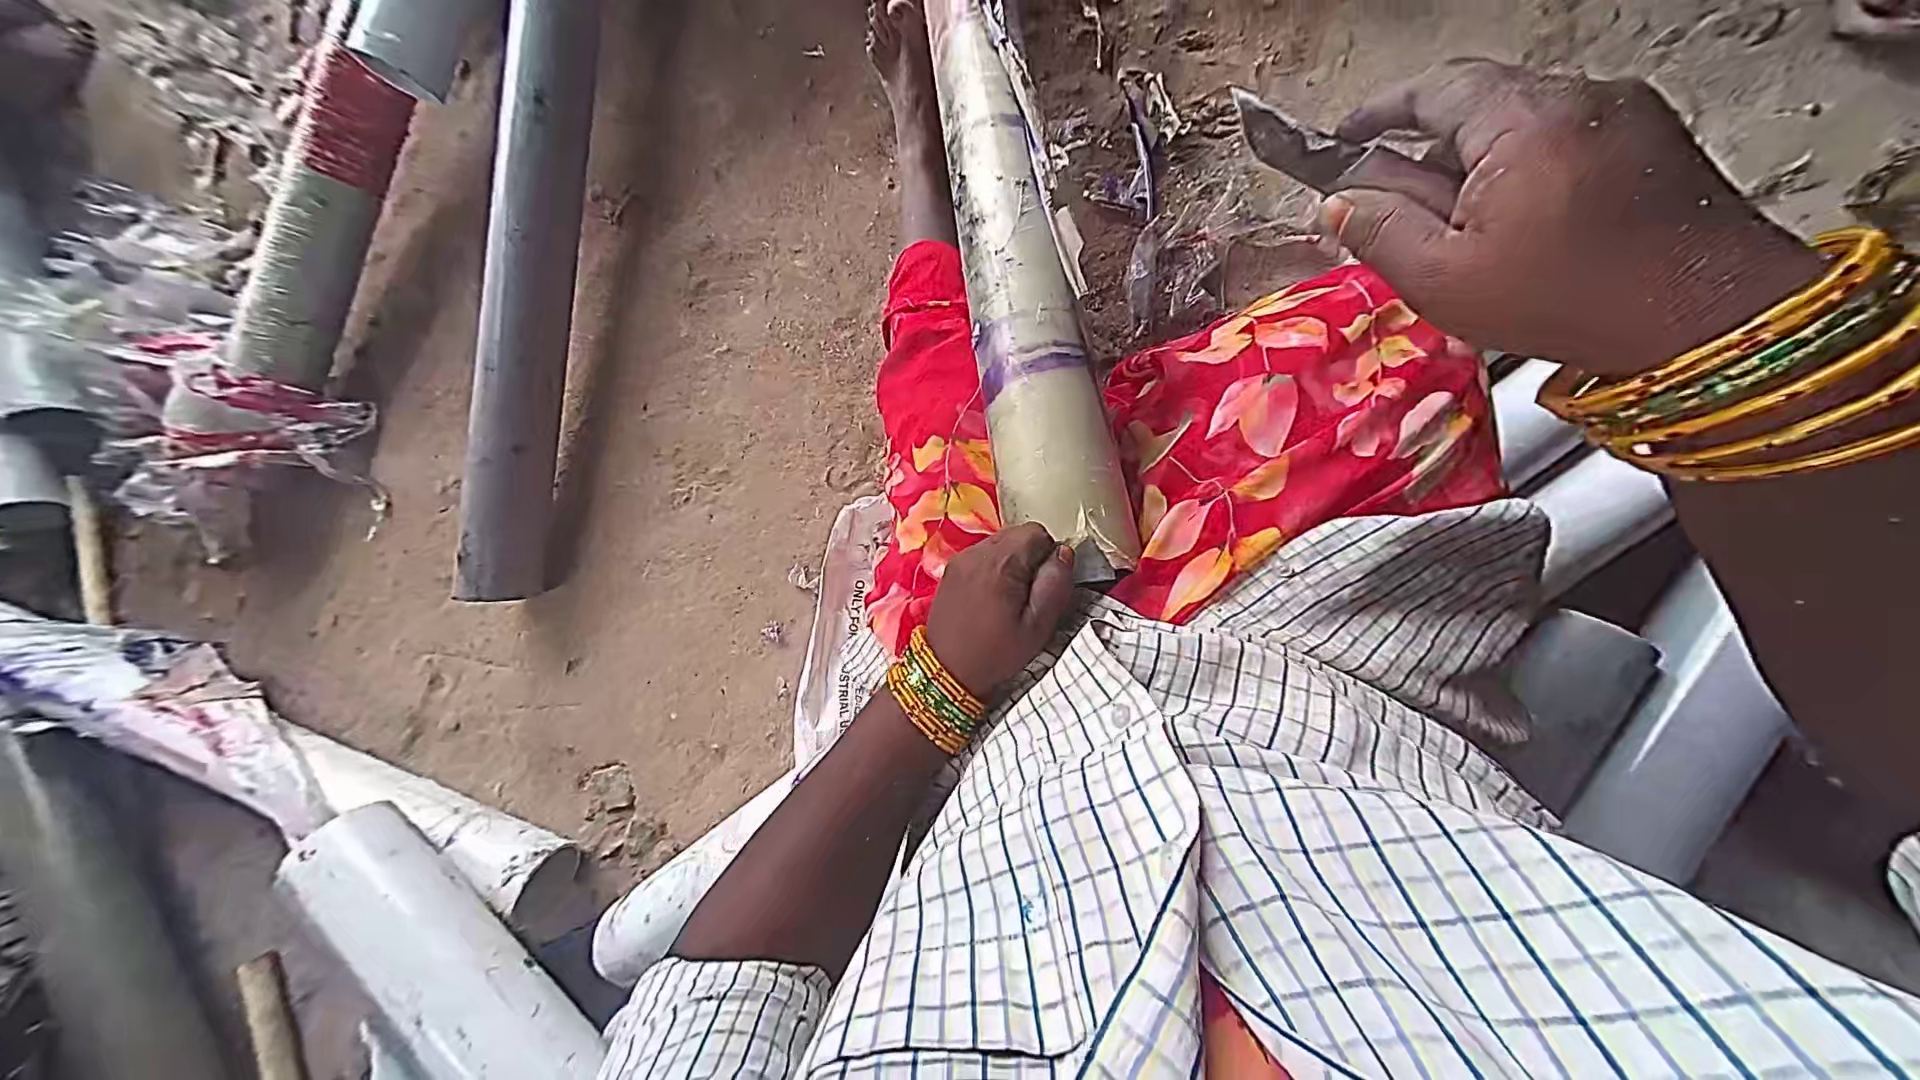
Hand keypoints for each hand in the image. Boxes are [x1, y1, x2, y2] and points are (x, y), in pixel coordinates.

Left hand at [923, 523, 1076, 697]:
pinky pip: (982, 555)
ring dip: (1011, 561)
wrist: (946, 670)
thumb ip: (1056, 584)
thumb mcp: (1037, 626)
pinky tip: (991, 597)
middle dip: (1030, 556)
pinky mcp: (951, 569)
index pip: (1038, 533)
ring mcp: (961, 559)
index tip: (1045, 585)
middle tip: (1028, 594)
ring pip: (1000, 542)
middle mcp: (977, 553)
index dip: (1049, 555)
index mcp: (1001, 563)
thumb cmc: (995, 653)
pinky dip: (993, 567)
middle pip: (1017, 534)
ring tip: (1009, 597)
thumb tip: (1064, 553)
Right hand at [1322, 59, 1823, 376]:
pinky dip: (1510, 177)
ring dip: (1465, 173)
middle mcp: (1580, 98)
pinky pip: (1552, 143)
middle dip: (1420, 157)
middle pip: (1472, 110)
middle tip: (1388, 211)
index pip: (1435, 89)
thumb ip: (1381, 231)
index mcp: (1523, 123)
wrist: (1698, 316)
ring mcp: (1620, 114)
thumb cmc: (1564, 299)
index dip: (1378, 111)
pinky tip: (1502, 231)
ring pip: (1511, 129)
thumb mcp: (1441, 277)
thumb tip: (1338, 203)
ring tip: (1452, 238)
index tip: (1344, 136)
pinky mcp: (1642, 139)